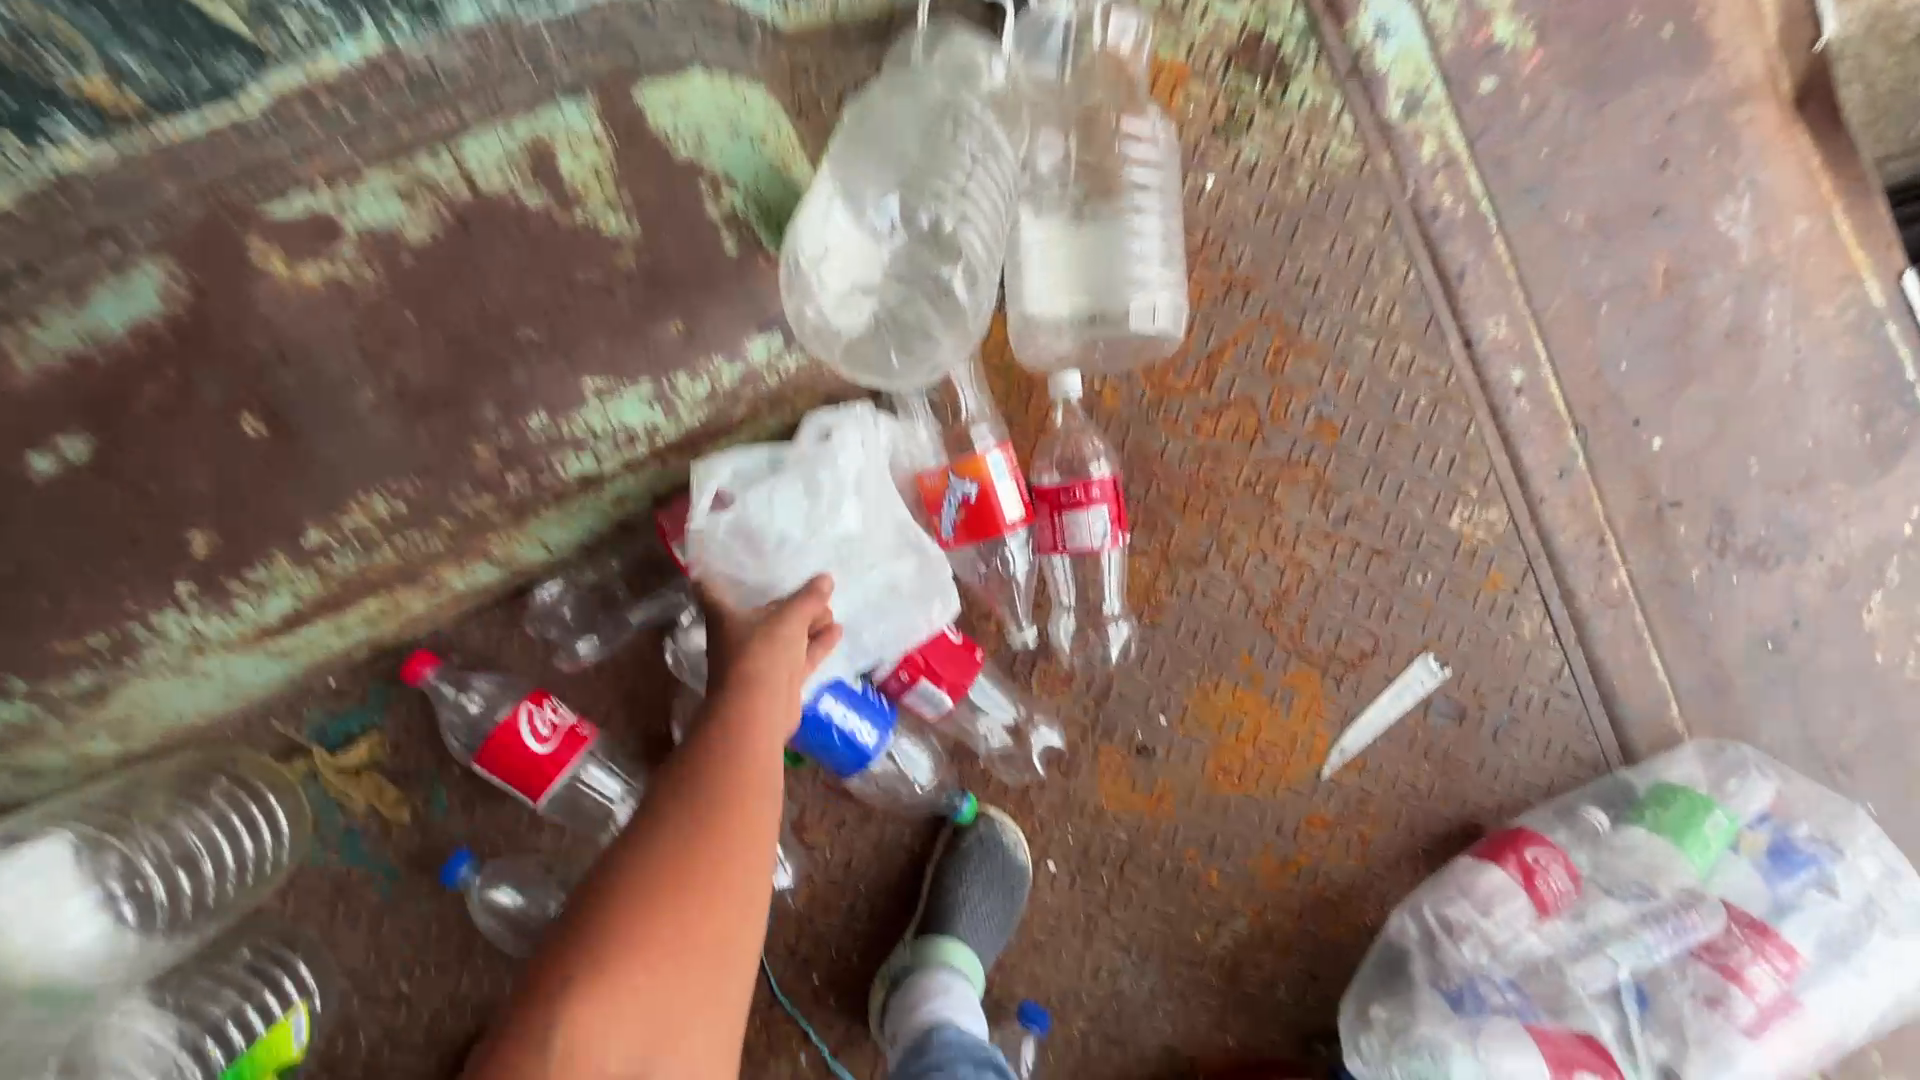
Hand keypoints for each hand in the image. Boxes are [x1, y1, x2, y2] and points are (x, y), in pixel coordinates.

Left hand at [697, 575, 841, 736]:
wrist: (758, 710)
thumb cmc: (762, 652)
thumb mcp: (789, 618)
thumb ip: (809, 598)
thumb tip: (826, 579)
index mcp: (725, 617)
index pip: (711, 591)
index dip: (712, 577)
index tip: (717, 566)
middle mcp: (738, 637)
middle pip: (762, 614)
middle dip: (789, 604)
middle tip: (815, 592)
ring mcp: (760, 661)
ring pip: (785, 636)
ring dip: (808, 624)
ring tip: (830, 610)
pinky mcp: (780, 680)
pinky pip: (800, 656)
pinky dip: (817, 644)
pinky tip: (837, 631)